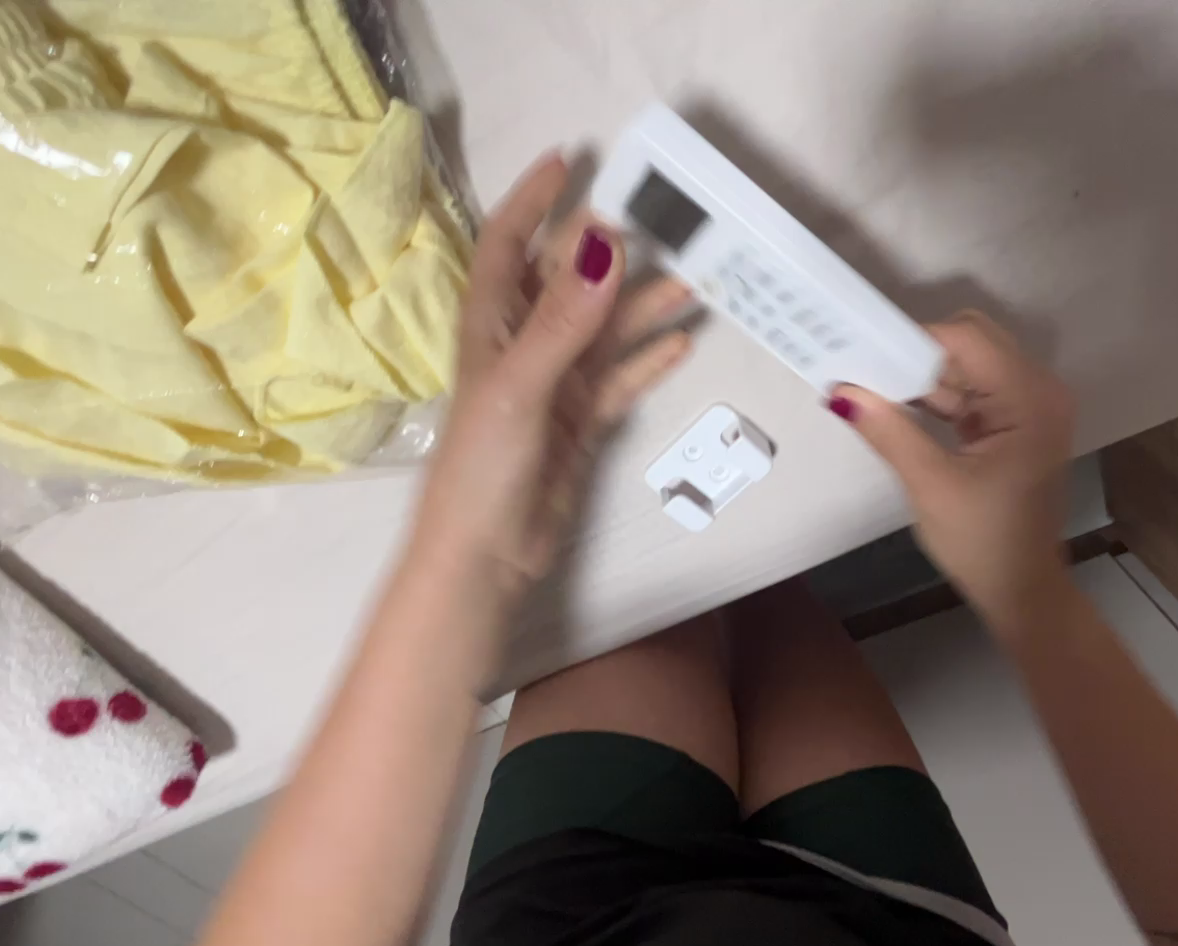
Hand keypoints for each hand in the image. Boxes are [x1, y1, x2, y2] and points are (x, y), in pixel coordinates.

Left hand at [407, 154, 692, 605]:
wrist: (487, 552)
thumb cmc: (484, 464)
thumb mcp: (519, 385)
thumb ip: (563, 319)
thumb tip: (606, 242)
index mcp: (491, 325)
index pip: (508, 245)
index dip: (533, 201)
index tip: (570, 161)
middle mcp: (523, 347)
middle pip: (570, 285)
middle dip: (610, 254)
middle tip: (664, 226)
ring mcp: (555, 387)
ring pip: (604, 334)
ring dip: (642, 309)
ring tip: (693, 285)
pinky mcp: (580, 424)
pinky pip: (619, 383)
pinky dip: (646, 363)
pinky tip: (680, 345)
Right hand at [831, 312, 1075, 638]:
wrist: (1019, 588)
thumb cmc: (982, 541)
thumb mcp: (930, 484)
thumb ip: (888, 431)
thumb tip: (840, 393)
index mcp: (1029, 399)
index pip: (966, 338)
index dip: (912, 340)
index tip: (863, 352)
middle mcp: (1036, 391)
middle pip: (970, 343)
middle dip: (916, 354)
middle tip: (864, 369)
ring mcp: (1026, 407)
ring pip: (966, 366)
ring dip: (921, 376)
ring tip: (869, 386)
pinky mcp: (1012, 425)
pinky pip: (969, 393)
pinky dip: (934, 397)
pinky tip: (895, 407)